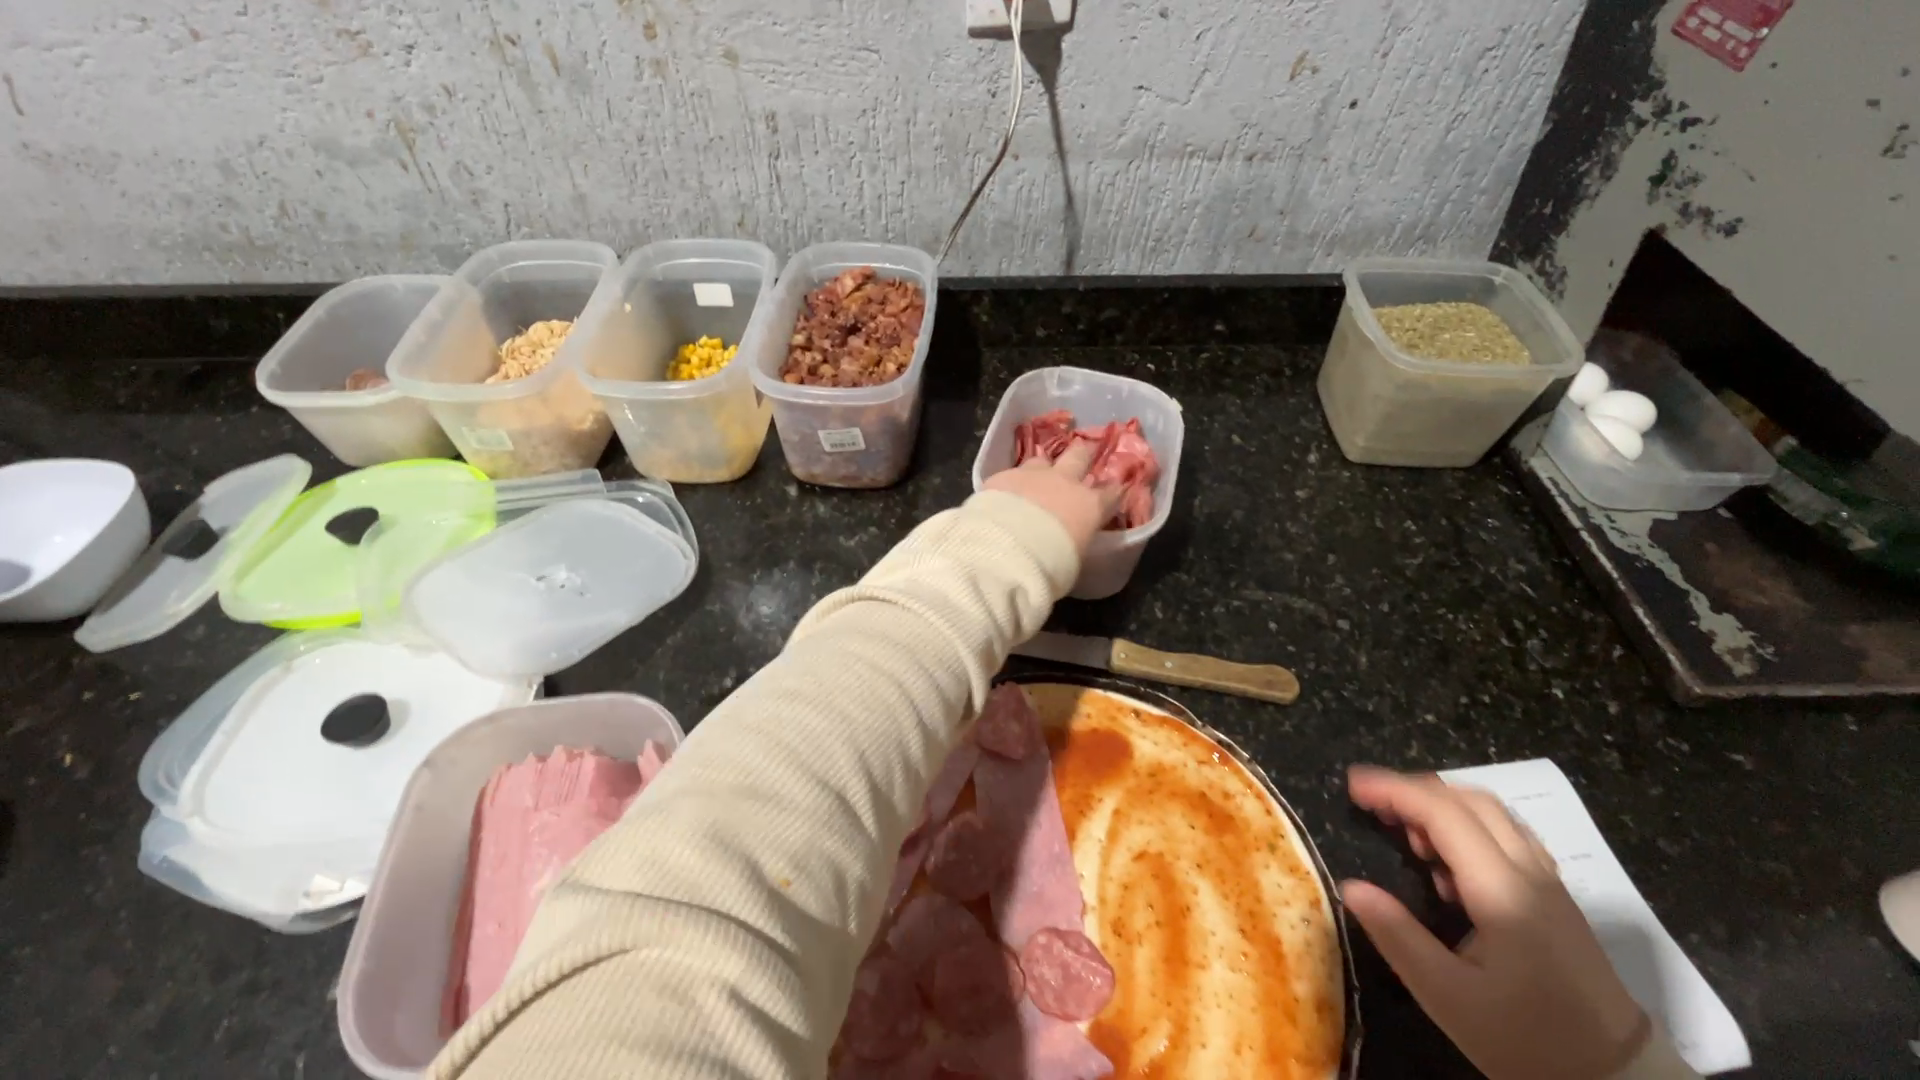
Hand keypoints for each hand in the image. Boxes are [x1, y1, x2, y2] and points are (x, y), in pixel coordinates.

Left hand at [983, 441, 1121, 558]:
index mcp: (1089, 506)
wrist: (1005, 549)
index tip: (1112, 490)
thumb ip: (1075, 543)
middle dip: (1081, 455)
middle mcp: (1064, 482)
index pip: (1111, 493)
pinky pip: (1011, 474)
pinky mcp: (1002, 476)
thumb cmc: (1049, 565)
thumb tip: (1069, 545)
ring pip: (1042, 460)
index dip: (1112, 491)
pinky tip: (1003, 494)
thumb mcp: (1073, 561)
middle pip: (1079, 456)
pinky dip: (1010, 483)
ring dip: (1042, 468)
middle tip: (1080, 455)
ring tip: (1036, 478)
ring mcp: (1032, 474)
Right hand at [1342, 766, 1650, 1079]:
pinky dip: (1467, 825)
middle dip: (1414, 789)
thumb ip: (1397, 935)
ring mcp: (1549, 882)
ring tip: (1402, 828)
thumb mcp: (1446, 996)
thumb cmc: (1524, 1039)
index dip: (1394, 791)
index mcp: (1502, 891)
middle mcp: (1529, 873)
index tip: (1352, 785)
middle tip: (1370, 800)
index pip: (1443, 814)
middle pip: (1469, 801)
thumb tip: (1351, 886)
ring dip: (1441, 804)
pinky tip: (1446, 859)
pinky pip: (1507, 835)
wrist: (1615, 1075)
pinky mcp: (1555, 896)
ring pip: (1492, 814)